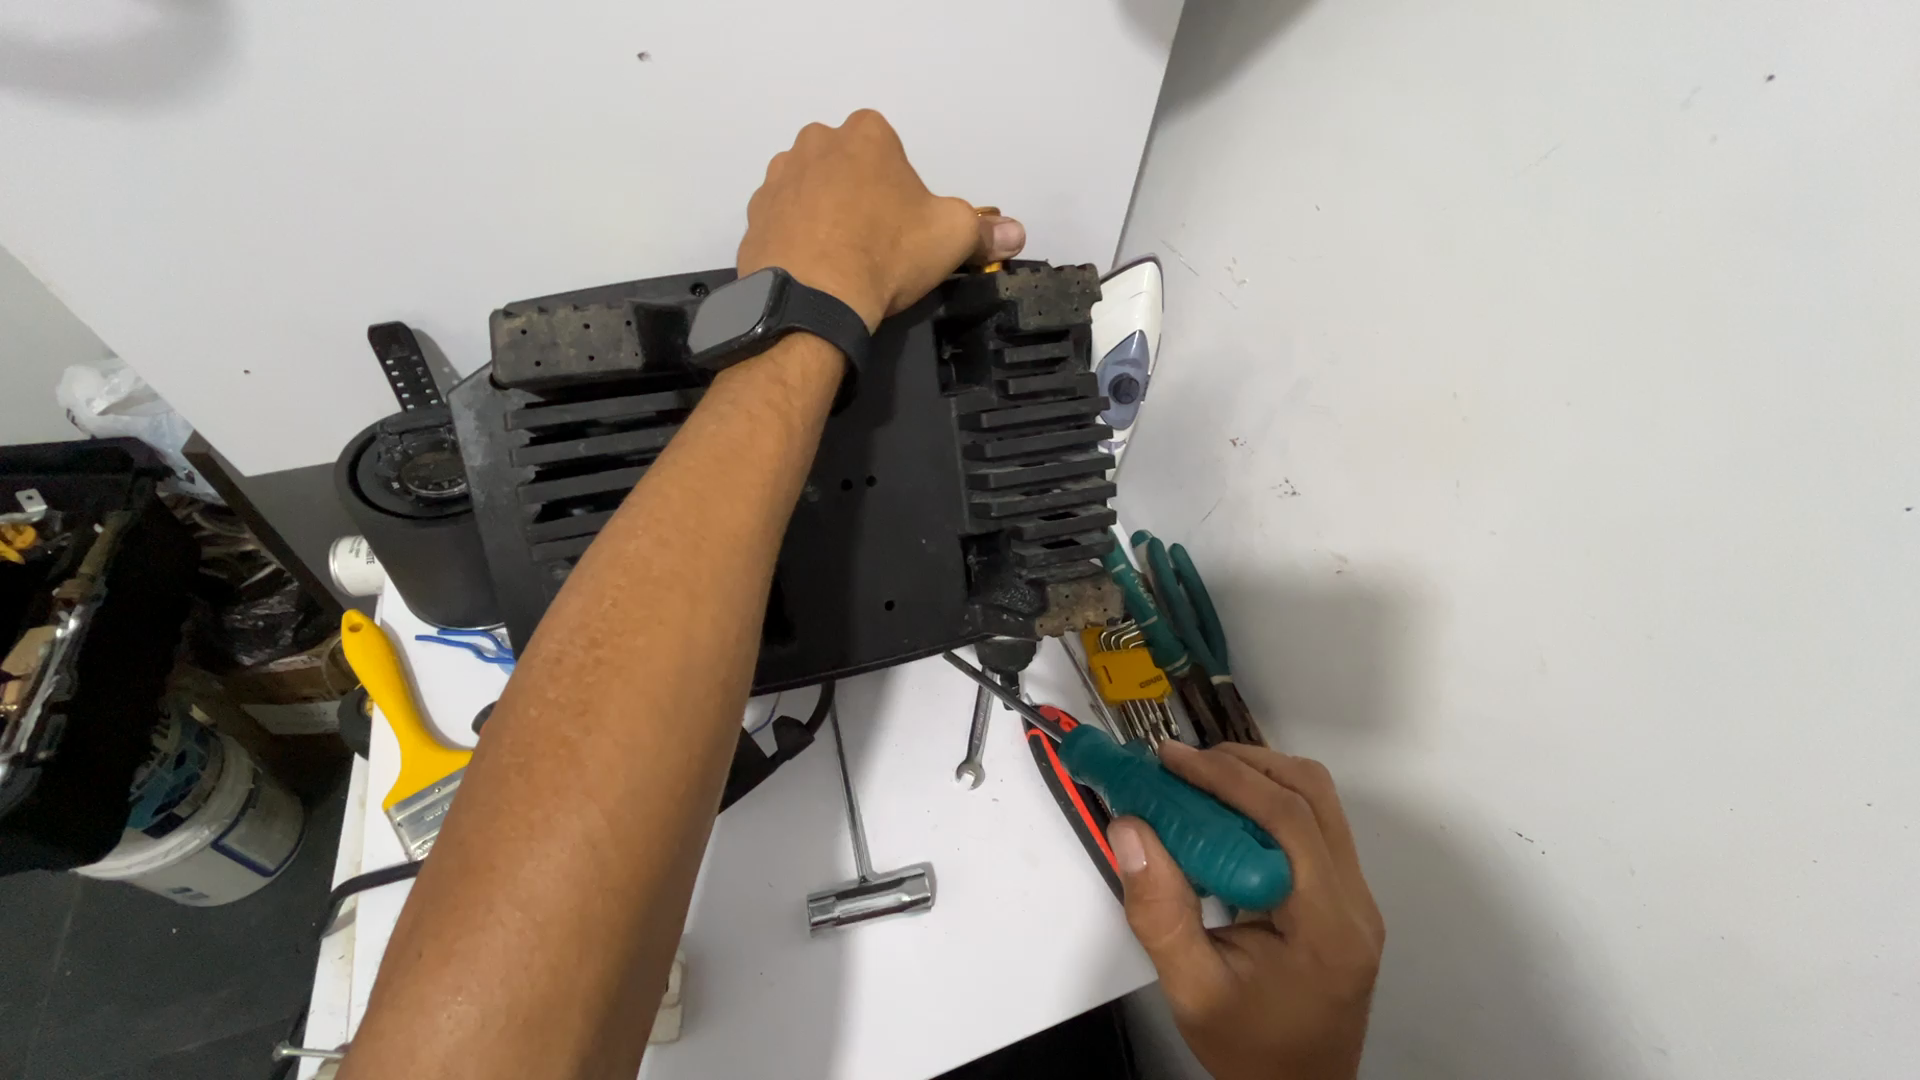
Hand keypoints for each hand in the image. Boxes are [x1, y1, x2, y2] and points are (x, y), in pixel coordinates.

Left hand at [737, 110, 1025, 330]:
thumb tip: (1016, 233)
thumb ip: (984, 230)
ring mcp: (778, 179)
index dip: (904, 194)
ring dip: (827, 219)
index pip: (892, 154)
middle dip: (862, 200)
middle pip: (849, 169)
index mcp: (867, 134)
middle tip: (876, 248)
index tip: (907, 229)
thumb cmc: (887, 255)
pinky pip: (784, 225)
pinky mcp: (754, 218)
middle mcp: (815, 143)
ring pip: (813, 194)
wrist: (813, 300)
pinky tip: (815, 274)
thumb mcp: (952, 239)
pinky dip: (798, 243)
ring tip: (843, 265)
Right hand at [1108, 743, 1384, 1079]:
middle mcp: (1355, 901)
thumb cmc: (1248, 1048)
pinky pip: (1313, 822)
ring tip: (1197, 780)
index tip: (1169, 760)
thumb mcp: (1192, 989)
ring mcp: (1356, 897)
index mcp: (1327, 926)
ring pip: (1317, 799)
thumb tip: (1129, 828)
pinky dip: (1266, 799)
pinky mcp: (1344, 896)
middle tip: (1179, 766)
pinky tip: (1223, 812)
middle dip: (1241, 764)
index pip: (1289, 820)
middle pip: (1312, 794)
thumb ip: (1159, 912)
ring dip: (1257, 775)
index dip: (1228, 778)